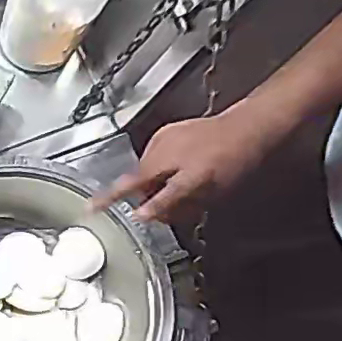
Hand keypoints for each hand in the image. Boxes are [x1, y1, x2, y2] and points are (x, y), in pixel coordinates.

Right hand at [91, 113, 271, 221]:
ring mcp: (164, 139)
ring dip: (165, 186)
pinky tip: (193, 174)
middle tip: (184, 206)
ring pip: (152, 174)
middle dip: (155, 198)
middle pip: (141, 184)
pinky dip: (170, 173)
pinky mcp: (172, 133)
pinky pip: (161, 161)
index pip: (126, 186)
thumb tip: (141, 214)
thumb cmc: (230, 159)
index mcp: (159, 162)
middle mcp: (157, 148)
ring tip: (195, 189)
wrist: (252, 126)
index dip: (107, 199)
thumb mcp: (201, 189)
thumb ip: (167, 203)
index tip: (89, 208)